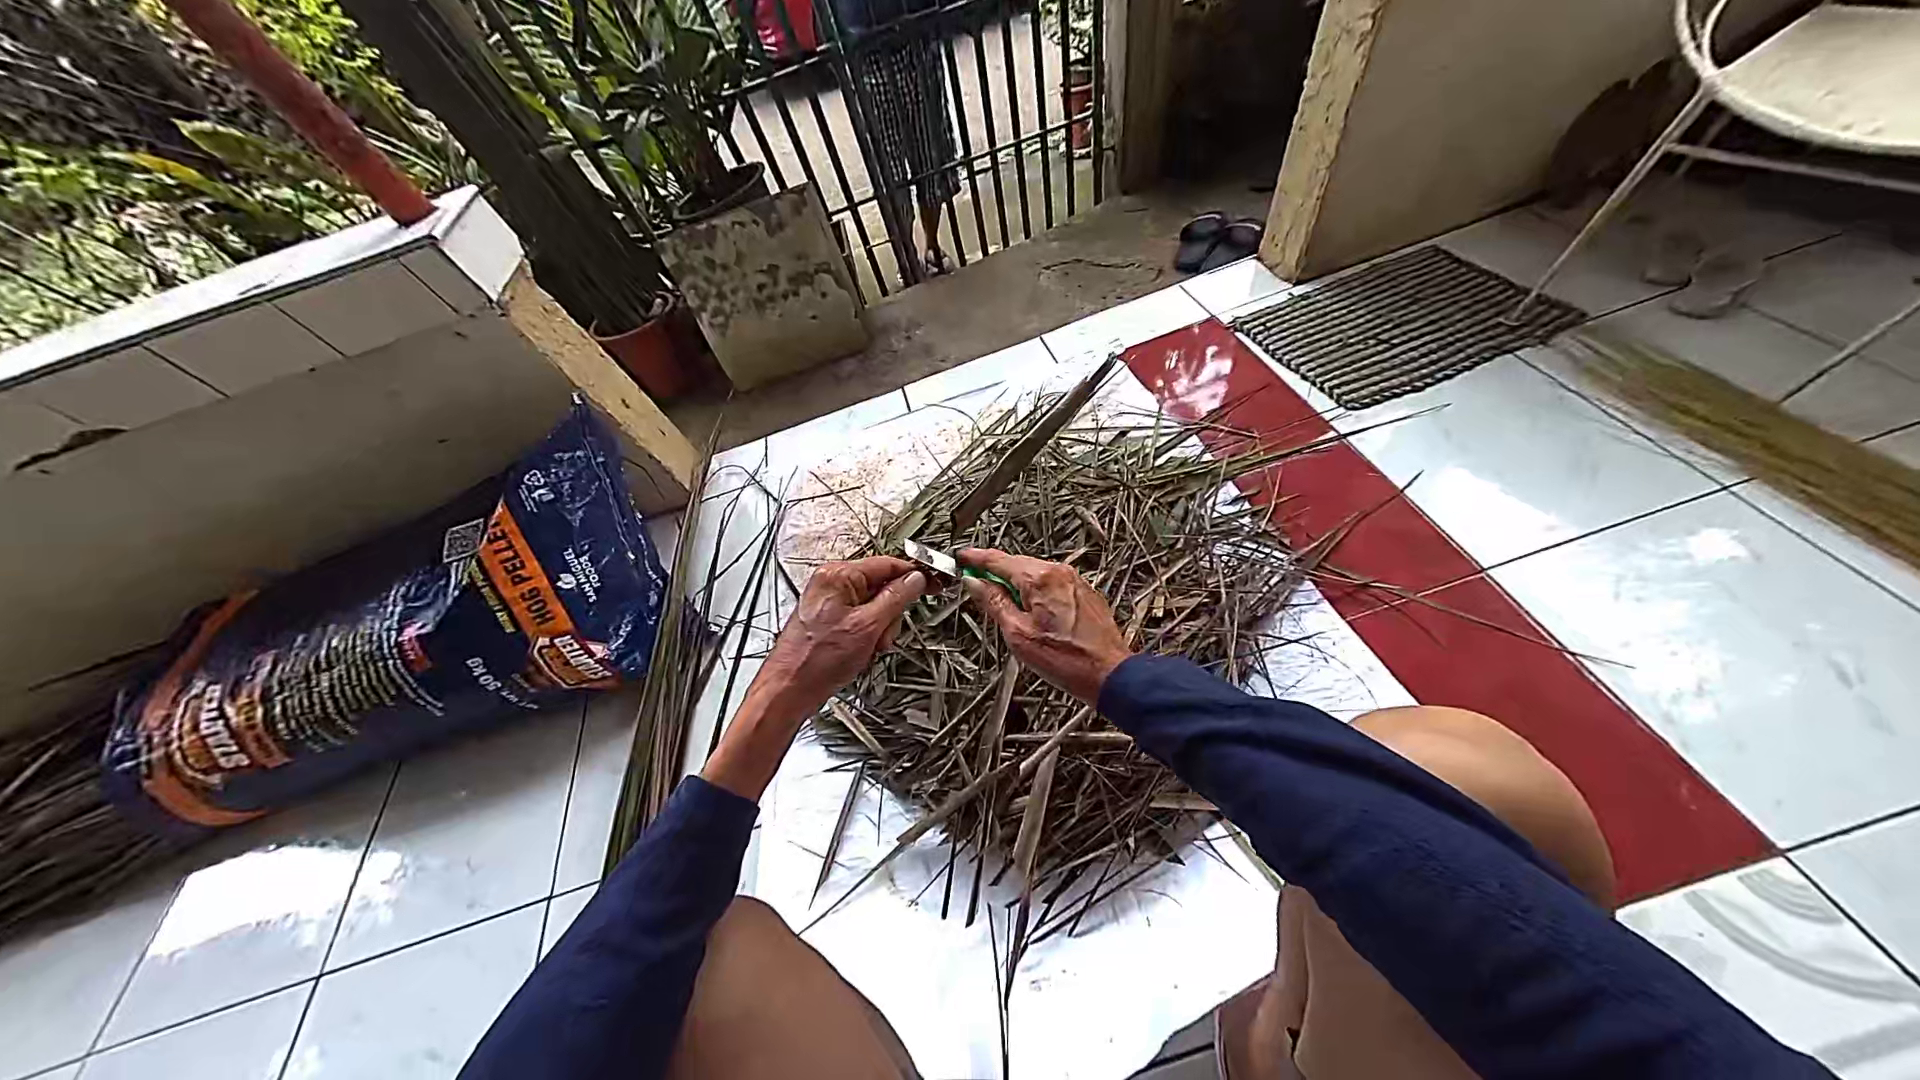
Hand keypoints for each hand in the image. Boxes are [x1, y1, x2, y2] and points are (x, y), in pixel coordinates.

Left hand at [703, 557, 924, 798]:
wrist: (789, 690)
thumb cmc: (815, 661)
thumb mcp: (868, 626)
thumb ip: (896, 598)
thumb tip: (915, 579)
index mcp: (838, 575)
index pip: (887, 564)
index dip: (914, 575)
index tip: (934, 583)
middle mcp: (831, 584)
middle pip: (882, 587)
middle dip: (890, 614)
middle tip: (883, 635)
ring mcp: (830, 603)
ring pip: (875, 607)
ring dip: (880, 630)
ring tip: (868, 647)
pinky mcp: (830, 621)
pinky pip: (862, 621)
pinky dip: (868, 637)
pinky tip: (860, 652)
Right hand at [958, 548, 1131, 704]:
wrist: (1108, 674)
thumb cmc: (1069, 660)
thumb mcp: (1017, 634)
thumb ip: (993, 603)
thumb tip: (975, 584)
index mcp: (1041, 579)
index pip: (998, 560)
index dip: (976, 558)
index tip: (963, 558)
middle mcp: (1060, 573)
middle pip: (1016, 564)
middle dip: (995, 573)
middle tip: (976, 583)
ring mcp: (1074, 581)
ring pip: (1034, 573)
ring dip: (1015, 583)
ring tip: (1004, 606)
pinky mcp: (1083, 592)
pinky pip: (1051, 583)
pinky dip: (1035, 590)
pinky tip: (1031, 610)